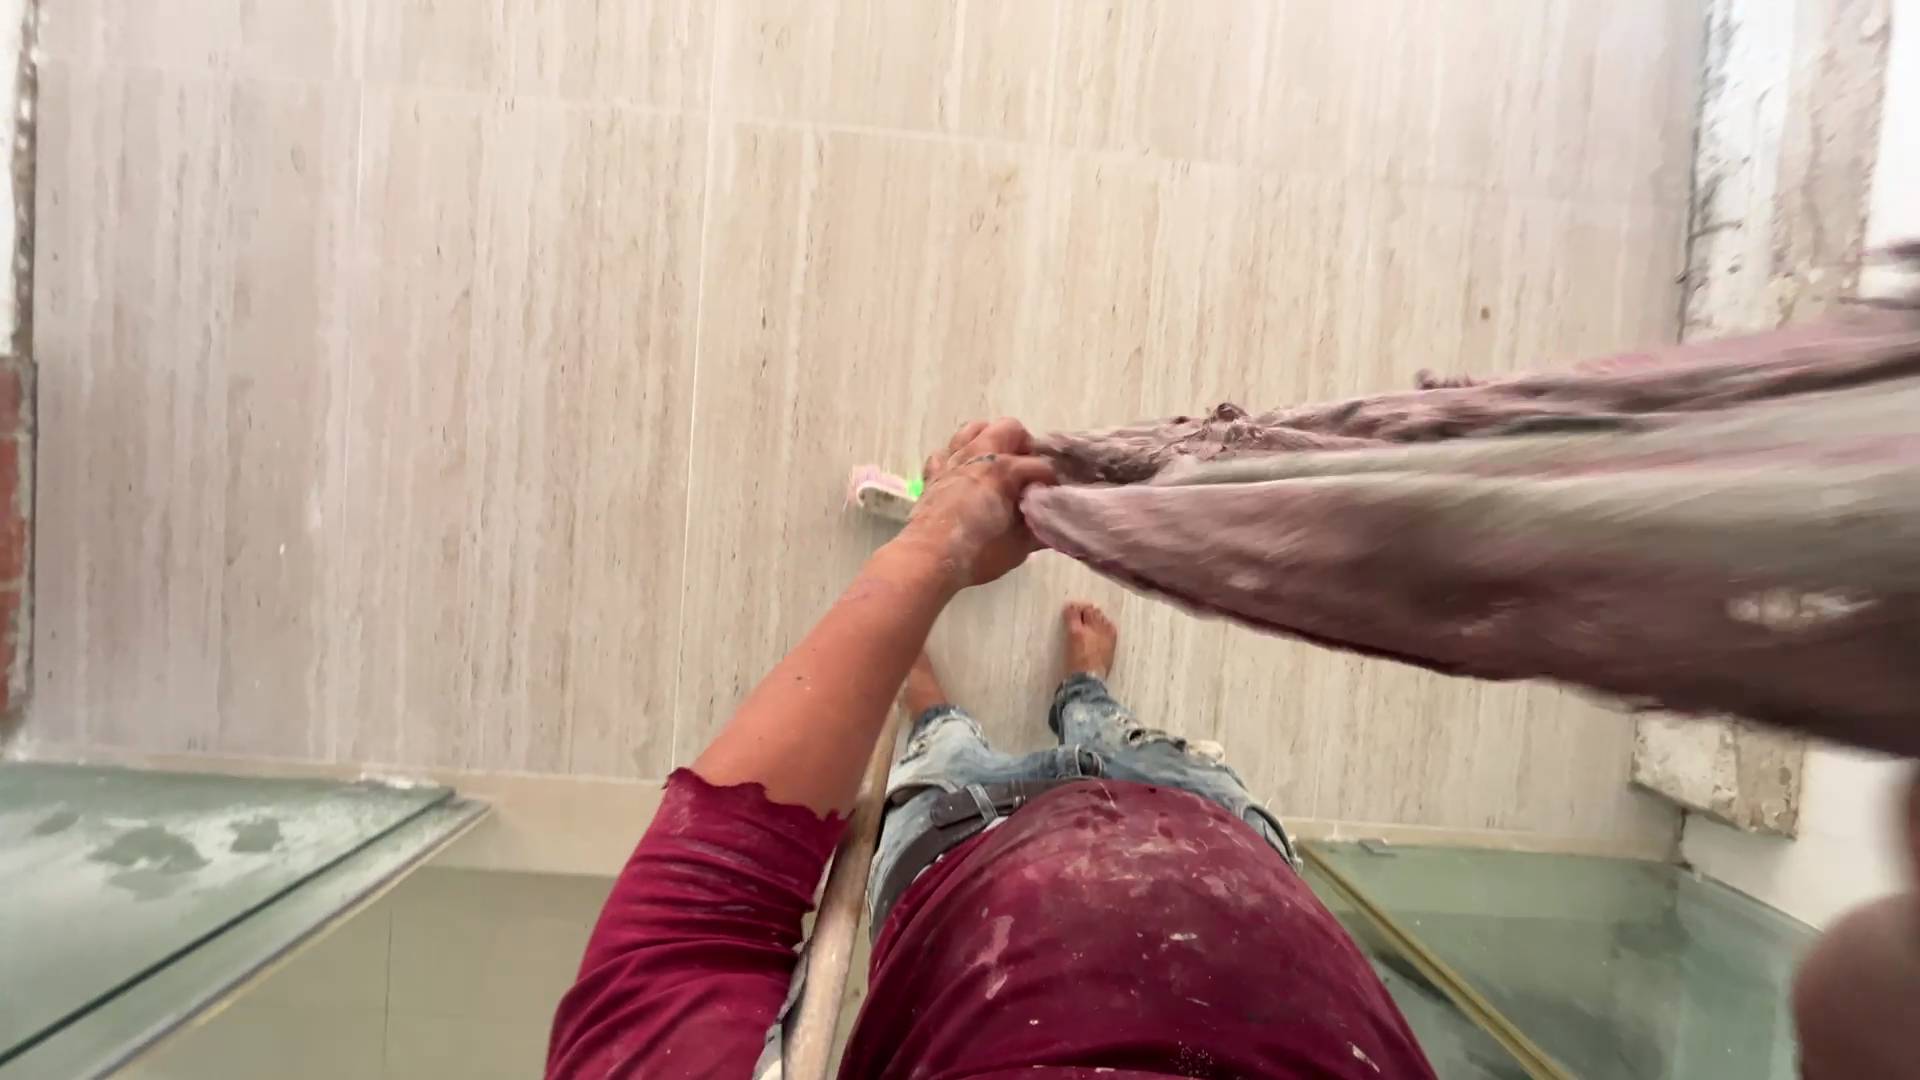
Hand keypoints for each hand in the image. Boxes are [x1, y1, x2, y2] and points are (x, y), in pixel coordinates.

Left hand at [899, 418, 1057, 586]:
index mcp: (1005, 469)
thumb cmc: (979, 553)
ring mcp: (953, 460)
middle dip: (1023, 446)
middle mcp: (979, 455)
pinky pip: (945, 451)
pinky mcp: (933, 472)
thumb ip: (1039, 528)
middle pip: (1009, 429)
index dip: (1052, 481)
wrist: (930, 559)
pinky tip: (963, 474)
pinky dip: (956, 458)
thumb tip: (1052, 521)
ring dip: (989, 440)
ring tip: (997, 463)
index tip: (1054, 495)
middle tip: (1027, 472)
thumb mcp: (1020, 546)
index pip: (1040, 466)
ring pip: (974, 429)